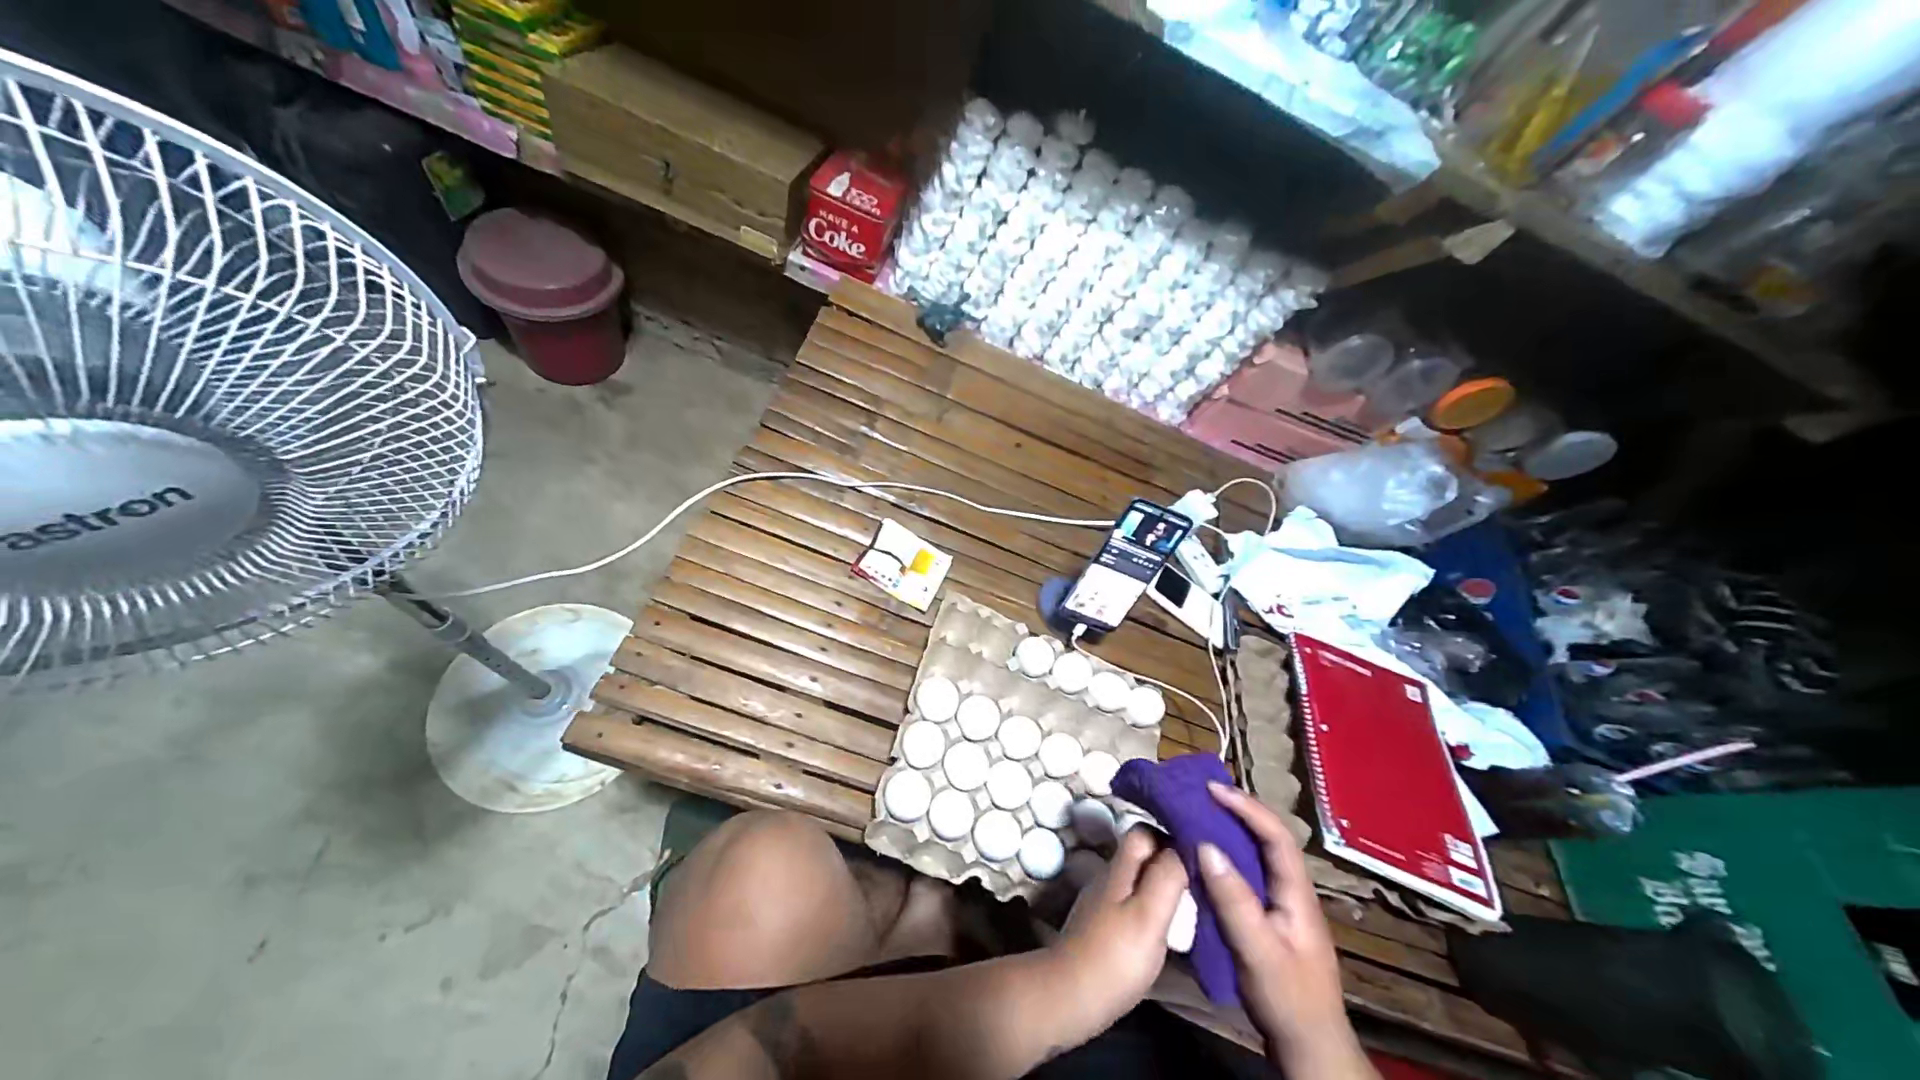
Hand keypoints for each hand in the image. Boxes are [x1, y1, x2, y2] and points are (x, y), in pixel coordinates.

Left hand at [1050, 826, 1187, 1028]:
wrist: (1069, 998)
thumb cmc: (1115, 956)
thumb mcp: (1149, 916)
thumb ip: (1166, 878)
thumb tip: (1185, 846)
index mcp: (1119, 868)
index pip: (1143, 832)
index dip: (1171, 835)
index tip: (1202, 853)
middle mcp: (1109, 878)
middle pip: (1142, 855)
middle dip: (1171, 862)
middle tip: (1204, 882)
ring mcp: (1103, 902)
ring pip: (1138, 880)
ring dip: (1164, 887)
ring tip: (1195, 905)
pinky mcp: (1103, 926)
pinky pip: (1133, 903)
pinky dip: (1153, 908)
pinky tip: (1171, 928)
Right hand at [1196, 782, 1372, 1076]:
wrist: (1308, 1046)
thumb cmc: (1287, 998)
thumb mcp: (1258, 950)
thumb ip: (1234, 900)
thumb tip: (1205, 845)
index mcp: (1297, 893)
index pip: (1276, 835)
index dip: (1246, 807)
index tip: (1212, 789)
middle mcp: (1291, 890)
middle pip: (1268, 838)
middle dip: (1237, 810)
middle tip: (1199, 795)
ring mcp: (1281, 904)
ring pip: (1256, 855)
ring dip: (1229, 830)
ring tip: (1196, 815)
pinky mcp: (1267, 918)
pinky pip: (1246, 873)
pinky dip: (1224, 855)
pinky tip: (1203, 858)